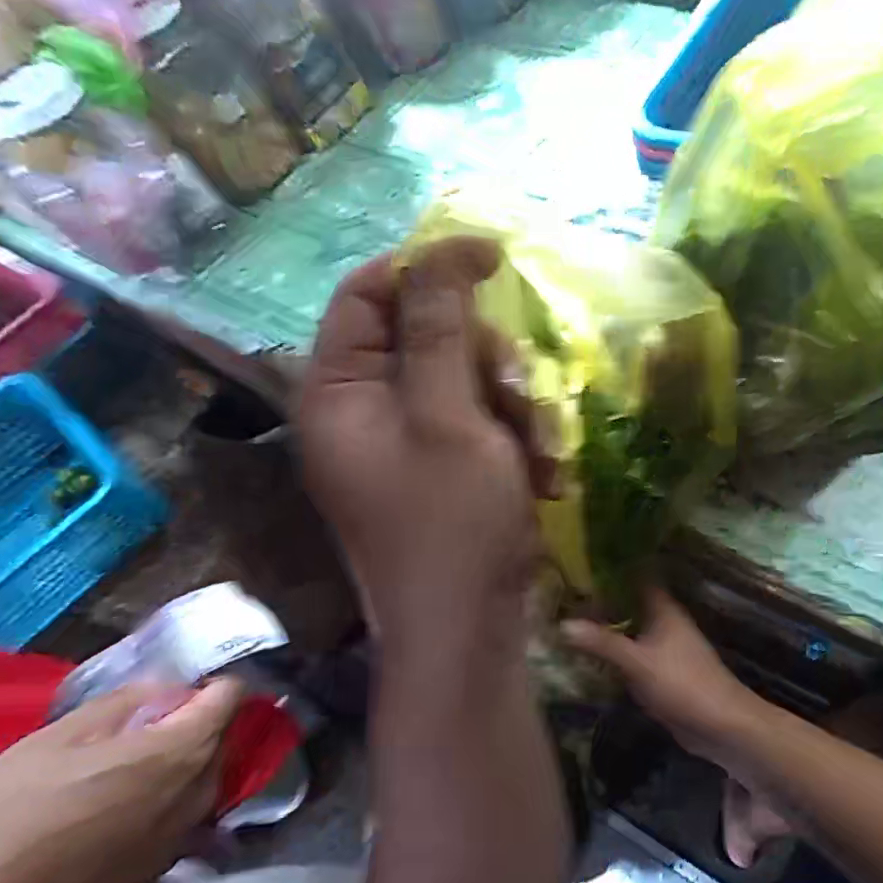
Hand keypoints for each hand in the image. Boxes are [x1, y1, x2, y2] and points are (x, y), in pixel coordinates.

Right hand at [0, 680, 244, 882]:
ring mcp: (181, 839)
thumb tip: (165, 687)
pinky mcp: (155, 875)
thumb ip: (122, 705)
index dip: (213, 680)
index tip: (190, 673)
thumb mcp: (50, 742)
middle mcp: (198, 795)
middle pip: (221, 739)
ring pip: (205, 779)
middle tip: (154, 711)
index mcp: (181, 754)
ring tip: (134, 752)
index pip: (229, 698)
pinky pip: (182, 818)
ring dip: (184, 759)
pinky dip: (168, 798)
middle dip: (198, 719)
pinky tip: (123, 800)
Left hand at [295, 238, 551, 642]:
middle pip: (428, 338)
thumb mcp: (449, 418)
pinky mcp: (444, 470)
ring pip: (468, 383)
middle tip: (520, 396)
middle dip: (487, 362)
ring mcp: (408, 444)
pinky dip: (516, 442)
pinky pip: (482, 426)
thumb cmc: (453, 526)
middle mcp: (365, 412)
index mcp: (339, 391)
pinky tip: (544, 475)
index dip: (426, 268)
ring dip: (515, 408)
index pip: (368, 294)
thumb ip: (439, 329)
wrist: (470, 632)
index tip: (491, 259)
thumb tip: (438, 250)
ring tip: (541, 455)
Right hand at [562, 587, 768, 760]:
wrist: (721, 725)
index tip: (582, 563)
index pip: (638, 577)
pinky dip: (612, 655)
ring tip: (566, 622)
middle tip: (563, 597)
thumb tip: (563, 624)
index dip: (614, 569)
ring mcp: (663, 650)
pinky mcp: (661, 675)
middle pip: (630, 605)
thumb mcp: (638, 662)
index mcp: (664, 610)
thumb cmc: (683, 683)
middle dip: (601, 602)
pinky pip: (631, 658)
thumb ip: (602, 643)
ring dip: (605, 630)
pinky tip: (587, 657)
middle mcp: (664, 625)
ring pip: (629, 632)